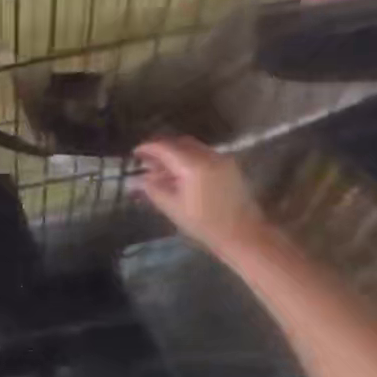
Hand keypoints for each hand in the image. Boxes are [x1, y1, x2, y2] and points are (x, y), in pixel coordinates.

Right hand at [133, 136, 267, 254]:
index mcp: (193, 165)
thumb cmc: (204, 224)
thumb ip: (153, 189)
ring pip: (193, 147)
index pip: (165, 147)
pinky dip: (188, 159)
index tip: (135, 153)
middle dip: (162, 148)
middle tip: (146, 159)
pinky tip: (180, 174)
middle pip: (180, 142)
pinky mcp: (229, 166)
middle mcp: (208, 155)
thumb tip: (137, 179)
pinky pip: (203, 155)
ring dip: (175, 153)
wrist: (241, 233)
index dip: (148, 148)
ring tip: (161, 168)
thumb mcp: (173, 208)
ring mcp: (221, 159)